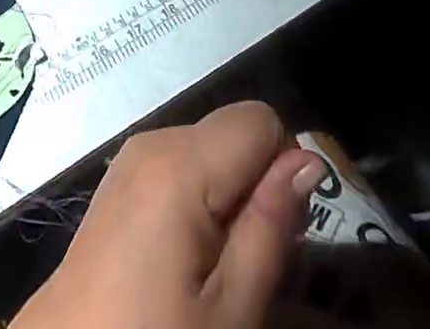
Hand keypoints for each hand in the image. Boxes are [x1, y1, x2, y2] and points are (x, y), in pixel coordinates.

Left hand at [13, 101, 327, 328]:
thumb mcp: (230, 309)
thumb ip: (272, 224)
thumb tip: (309, 160)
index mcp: (180, 162)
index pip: (263, 120)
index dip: (283, 168)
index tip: (277, 231)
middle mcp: (154, 142)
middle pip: (236, 129)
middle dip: (257, 179)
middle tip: (249, 255)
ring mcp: (131, 159)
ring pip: (212, 146)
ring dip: (230, 191)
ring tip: (216, 261)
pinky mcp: (119, 180)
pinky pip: (182, 163)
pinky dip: (200, 194)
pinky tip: (185, 253)